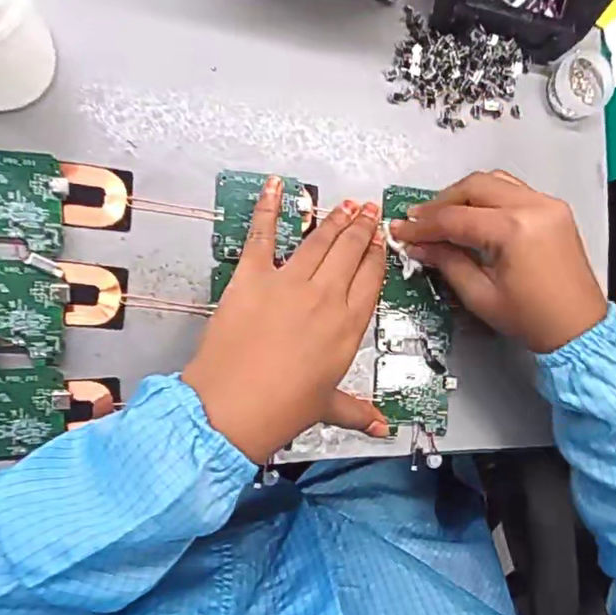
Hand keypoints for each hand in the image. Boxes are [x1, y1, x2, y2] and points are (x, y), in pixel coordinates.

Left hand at [183, 178, 389, 462]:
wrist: (234, 407)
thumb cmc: (281, 410)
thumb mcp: (326, 407)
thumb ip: (357, 410)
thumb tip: (381, 426)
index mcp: (348, 327)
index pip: (371, 279)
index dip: (376, 255)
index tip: (380, 240)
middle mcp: (325, 298)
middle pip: (349, 252)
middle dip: (361, 229)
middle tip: (368, 211)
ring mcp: (288, 284)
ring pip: (319, 241)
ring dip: (334, 220)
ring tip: (345, 204)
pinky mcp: (252, 277)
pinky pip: (263, 235)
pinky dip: (268, 209)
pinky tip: (277, 188)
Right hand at [389, 170, 606, 352]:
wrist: (578, 327)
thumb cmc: (536, 318)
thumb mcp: (479, 295)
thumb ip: (447, 262)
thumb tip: (422, 245)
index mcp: (515, 230)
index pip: (454, 218)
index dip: (422, 226)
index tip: (403, 230)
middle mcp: (534, 209)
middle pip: (472, 187)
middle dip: (439, 203)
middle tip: (417, 221)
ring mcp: (547, 205)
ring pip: (492, 181)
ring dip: (462, 195)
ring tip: (440, 216)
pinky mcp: (553, 210)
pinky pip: (512, 189)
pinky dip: (486, 196)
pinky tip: (470, 214)